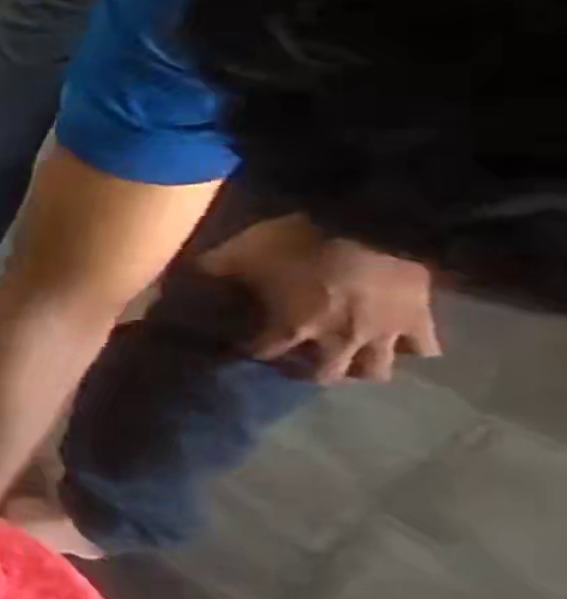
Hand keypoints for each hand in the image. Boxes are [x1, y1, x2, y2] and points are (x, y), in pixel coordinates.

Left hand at [198, 213, 440, 382]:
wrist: (368, 223)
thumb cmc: (295, 242)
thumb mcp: (238, 253)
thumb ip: (209, 269)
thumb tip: (174, 276)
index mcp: (291, 327)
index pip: (265, 353)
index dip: (249, 351)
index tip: (240, 348)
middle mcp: (338, 340)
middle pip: (324, 375)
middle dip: (306, 372)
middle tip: (294, 362)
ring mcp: (383, 334)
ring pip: (376, 371)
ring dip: (358, 369)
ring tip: (344, 360)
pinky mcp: (420, 320)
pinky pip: (424, 349)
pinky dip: (410, 350)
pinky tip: (397, 344)